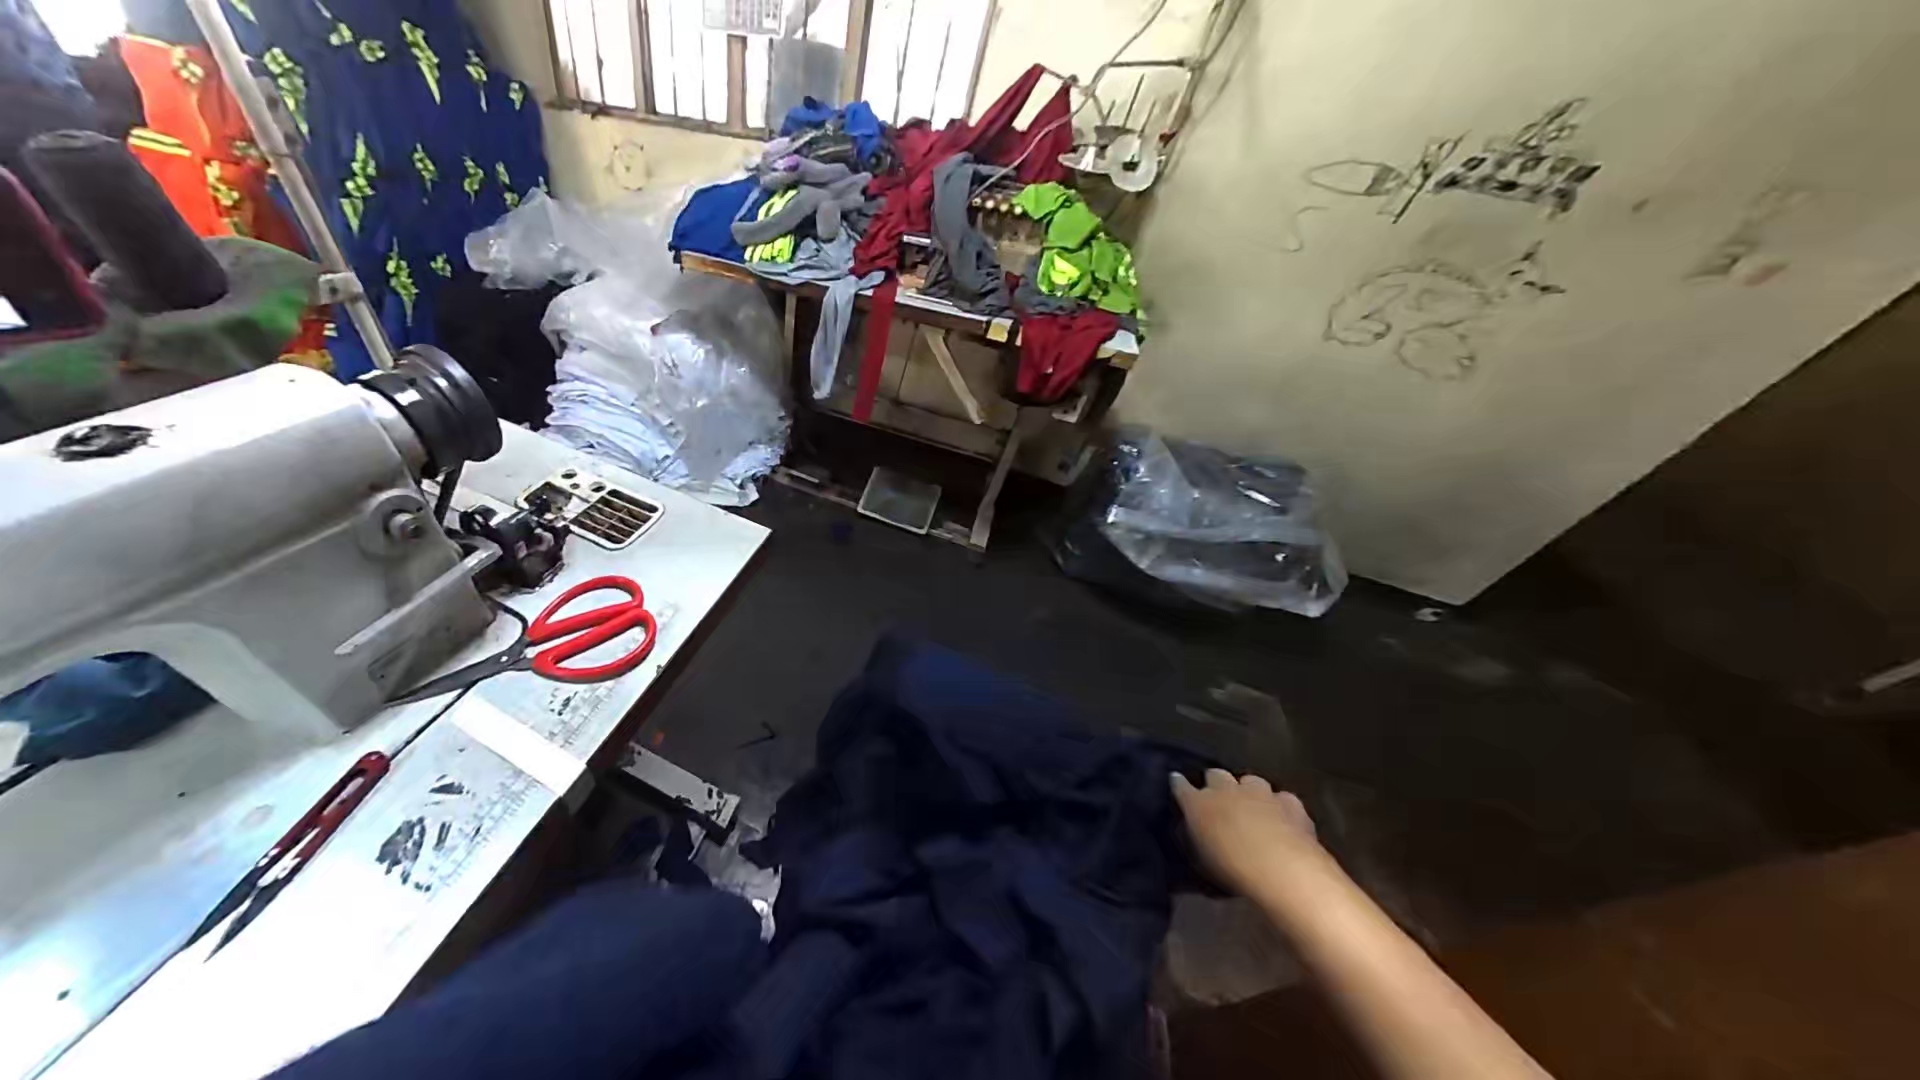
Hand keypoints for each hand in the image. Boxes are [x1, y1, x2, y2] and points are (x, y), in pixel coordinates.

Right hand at [1171, 768, 1321, 895]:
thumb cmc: (1231, 870)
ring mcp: (1259, 792)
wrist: (1282, 869)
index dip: (1178, 783)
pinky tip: (1284, 819)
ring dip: (1249, 791)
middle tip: (1218, 800)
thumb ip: (1193, 837)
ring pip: (1250, 781)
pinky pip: (1282, 798)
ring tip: (1253, 808)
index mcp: (1198, 803)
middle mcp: (1225, 789)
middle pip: (1215, 774)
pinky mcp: (1289, 802)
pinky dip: (1280, 806)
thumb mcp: (1200, 859)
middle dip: (1215, 783)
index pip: (1180, 784)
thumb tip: (1190, 828)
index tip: (1176, 781)